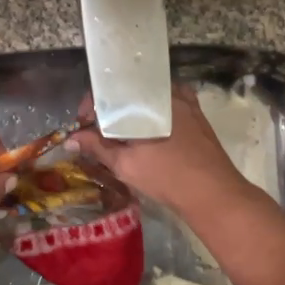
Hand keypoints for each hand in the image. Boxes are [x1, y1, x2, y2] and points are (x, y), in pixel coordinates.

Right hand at [72, 84, 259, 217]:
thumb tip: (71, 139)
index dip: (90, 108)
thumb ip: (96, 147)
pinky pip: (169, 101)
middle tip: (100, 130)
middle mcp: (162, 93)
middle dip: (110, 108)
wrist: (213, 192)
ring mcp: (182, 99)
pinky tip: (150, 127)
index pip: (106, 94)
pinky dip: (155, 109)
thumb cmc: (165, 177)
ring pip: (148, 96)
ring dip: (132, 108)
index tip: (83, 125)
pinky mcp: (195, 110)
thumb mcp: (124, 165)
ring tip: (123, 129)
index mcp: (142, 102)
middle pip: (127, 92)